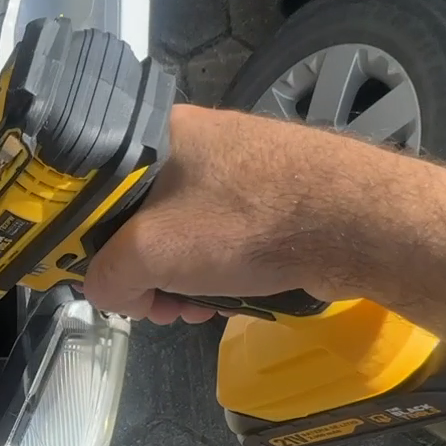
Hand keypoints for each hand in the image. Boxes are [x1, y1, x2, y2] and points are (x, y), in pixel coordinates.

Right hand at [85, 105, 350, 323]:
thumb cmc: (242, 225)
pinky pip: (212, 235)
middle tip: (158, 305)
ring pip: (174, 234)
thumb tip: (110, 294)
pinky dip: (208, 271)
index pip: (91, 197)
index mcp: (151, 137)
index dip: (88, 247)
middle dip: (140, 274)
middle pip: (132, 221)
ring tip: (195, 307)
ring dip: (175, 281)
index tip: (107, 281)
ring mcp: (231, 164)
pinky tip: (221, 295)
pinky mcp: (264, 188)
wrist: (357, 222)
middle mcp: (189, 141)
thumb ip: (105, 279)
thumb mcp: (147, 256)